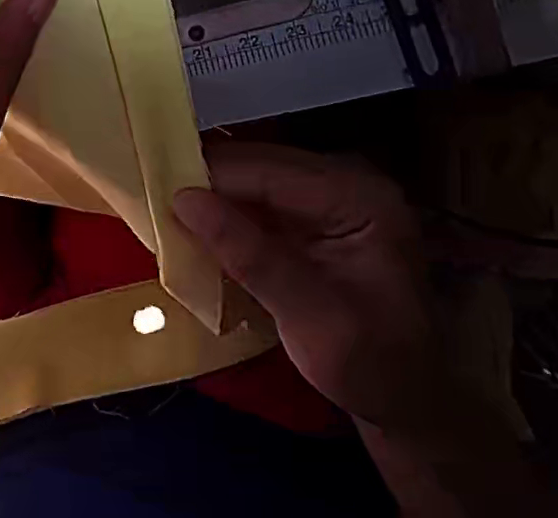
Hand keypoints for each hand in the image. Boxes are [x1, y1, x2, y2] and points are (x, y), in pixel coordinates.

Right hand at [173, 142, 457, 431]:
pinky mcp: (308, 205)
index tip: (156, 188)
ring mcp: (327, 188)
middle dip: (205, 179)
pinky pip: (254, 192)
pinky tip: (194, 221)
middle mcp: (345, 177)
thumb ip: (252, 257)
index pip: (270, 171)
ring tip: (164, 205)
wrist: (404, 394)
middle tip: (152, 196)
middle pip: (258, 163)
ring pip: (250, 173)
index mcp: (360, 197)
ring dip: (209, 190)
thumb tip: (185, 200)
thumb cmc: (371, 365)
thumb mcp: (313, 321)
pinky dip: (223, 206)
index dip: (211, 176)